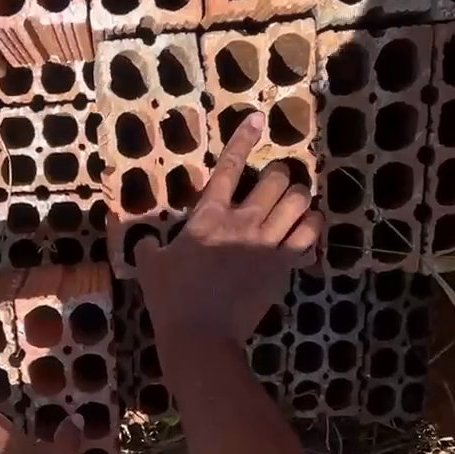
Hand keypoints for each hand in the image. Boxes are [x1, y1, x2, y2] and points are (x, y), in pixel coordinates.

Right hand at [134, 112, 322, 346]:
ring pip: (299, 202)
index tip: (257, 119)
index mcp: (208, 216)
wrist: (201, 334)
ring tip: (294, 204)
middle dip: (278, 177)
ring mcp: (266, 244)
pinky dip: (311, 229)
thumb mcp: (150, 268)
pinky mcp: (283, 267)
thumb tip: (142, 241)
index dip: (243, 139)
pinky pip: (309, 236)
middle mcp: (242, 221)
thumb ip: (148, 248)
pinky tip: (305, 232)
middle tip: (274, 185)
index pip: (228, 167)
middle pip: (275, 179)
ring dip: (298, 199)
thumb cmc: (171, 300)